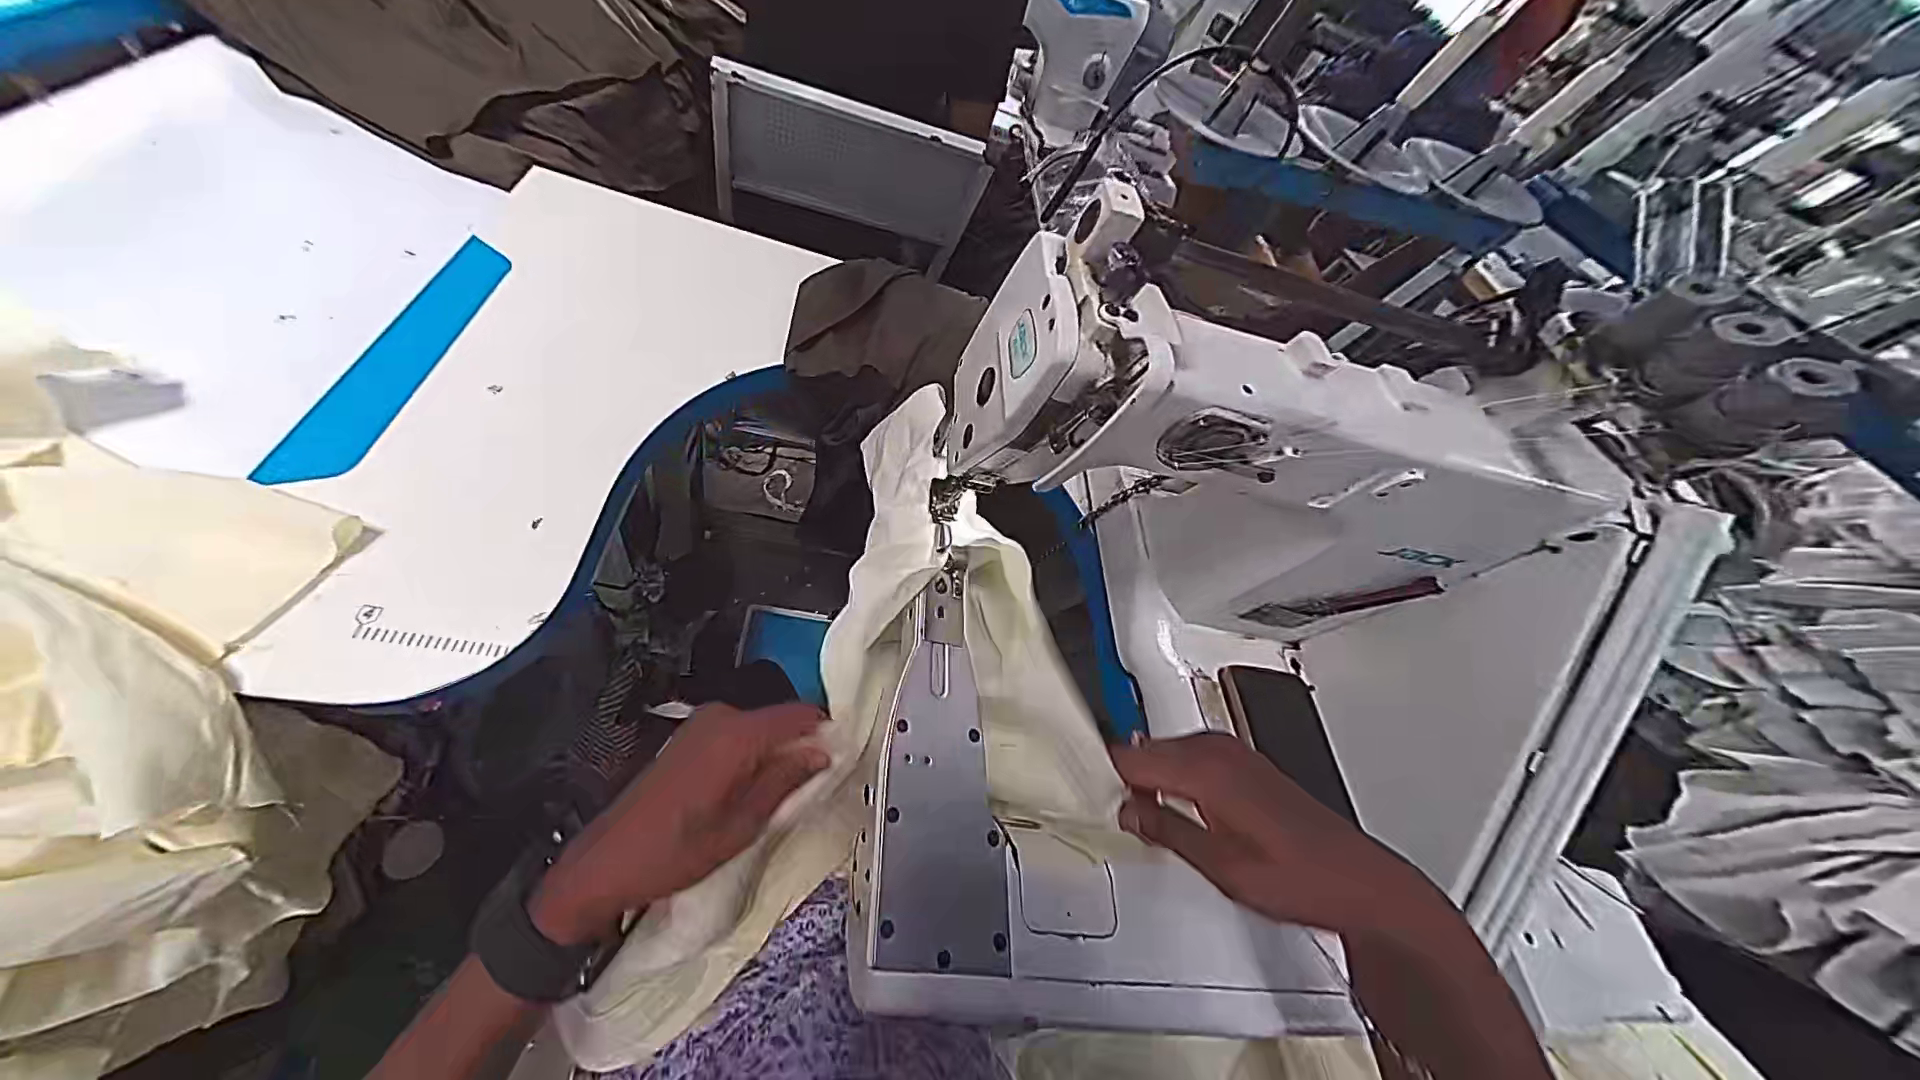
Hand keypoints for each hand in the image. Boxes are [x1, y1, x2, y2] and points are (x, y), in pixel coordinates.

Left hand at [531, 702, 829, 944]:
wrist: (604, 864)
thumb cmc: (673, 853)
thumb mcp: (742, 826)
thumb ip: (785, 780)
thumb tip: (821, 753)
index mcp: (736, 735)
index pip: (800, 715)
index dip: (825, 733)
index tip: (838, 759)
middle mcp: (720, 718)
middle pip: (780, 720)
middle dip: (799, 747)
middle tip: (805, 787)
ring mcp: (701, 724)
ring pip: (760, 727)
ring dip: (774, 752)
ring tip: (773, 795)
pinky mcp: (689, 735)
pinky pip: (738, 733)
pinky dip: (752, 753)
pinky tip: (745, 789)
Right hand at [1111, 733, 1430, 941]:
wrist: (1359, 881)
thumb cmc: (1304, 875)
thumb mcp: (1220, 866)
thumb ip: (1165, 829)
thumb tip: (1129, 810)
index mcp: (1206, 769)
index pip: (1131, 756)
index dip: (1103, 773)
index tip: (1086, 790)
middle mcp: (1217, 749)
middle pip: (1144, 749)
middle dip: (1124, 777)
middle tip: (1111, 810)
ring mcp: (1231, 750)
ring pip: (1164, 752)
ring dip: (1147, 776)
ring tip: (1138, 813)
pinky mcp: (1241, 759)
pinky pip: (1187, 756)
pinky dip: (1171, 775)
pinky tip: (1171, 804)